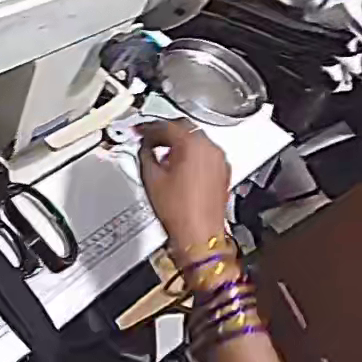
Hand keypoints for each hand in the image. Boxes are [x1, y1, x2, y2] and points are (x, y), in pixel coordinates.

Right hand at [137, 119, 231, 251]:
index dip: (148, 127)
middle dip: (164, 131)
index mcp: (193, 144)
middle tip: (148, 137)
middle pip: (184, 127)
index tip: (139, 131)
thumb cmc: (179, 212)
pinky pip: (205, 153)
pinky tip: (178, 163)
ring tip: (161, 150)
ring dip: (178, 141)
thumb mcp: (151, 178)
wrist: (199, 235)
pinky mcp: (223, 171)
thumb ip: (145, 154)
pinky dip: (191, 153)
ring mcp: (219, 160)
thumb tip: (144, 147)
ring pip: (196, 139)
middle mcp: (210, 149)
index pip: (166, 125)